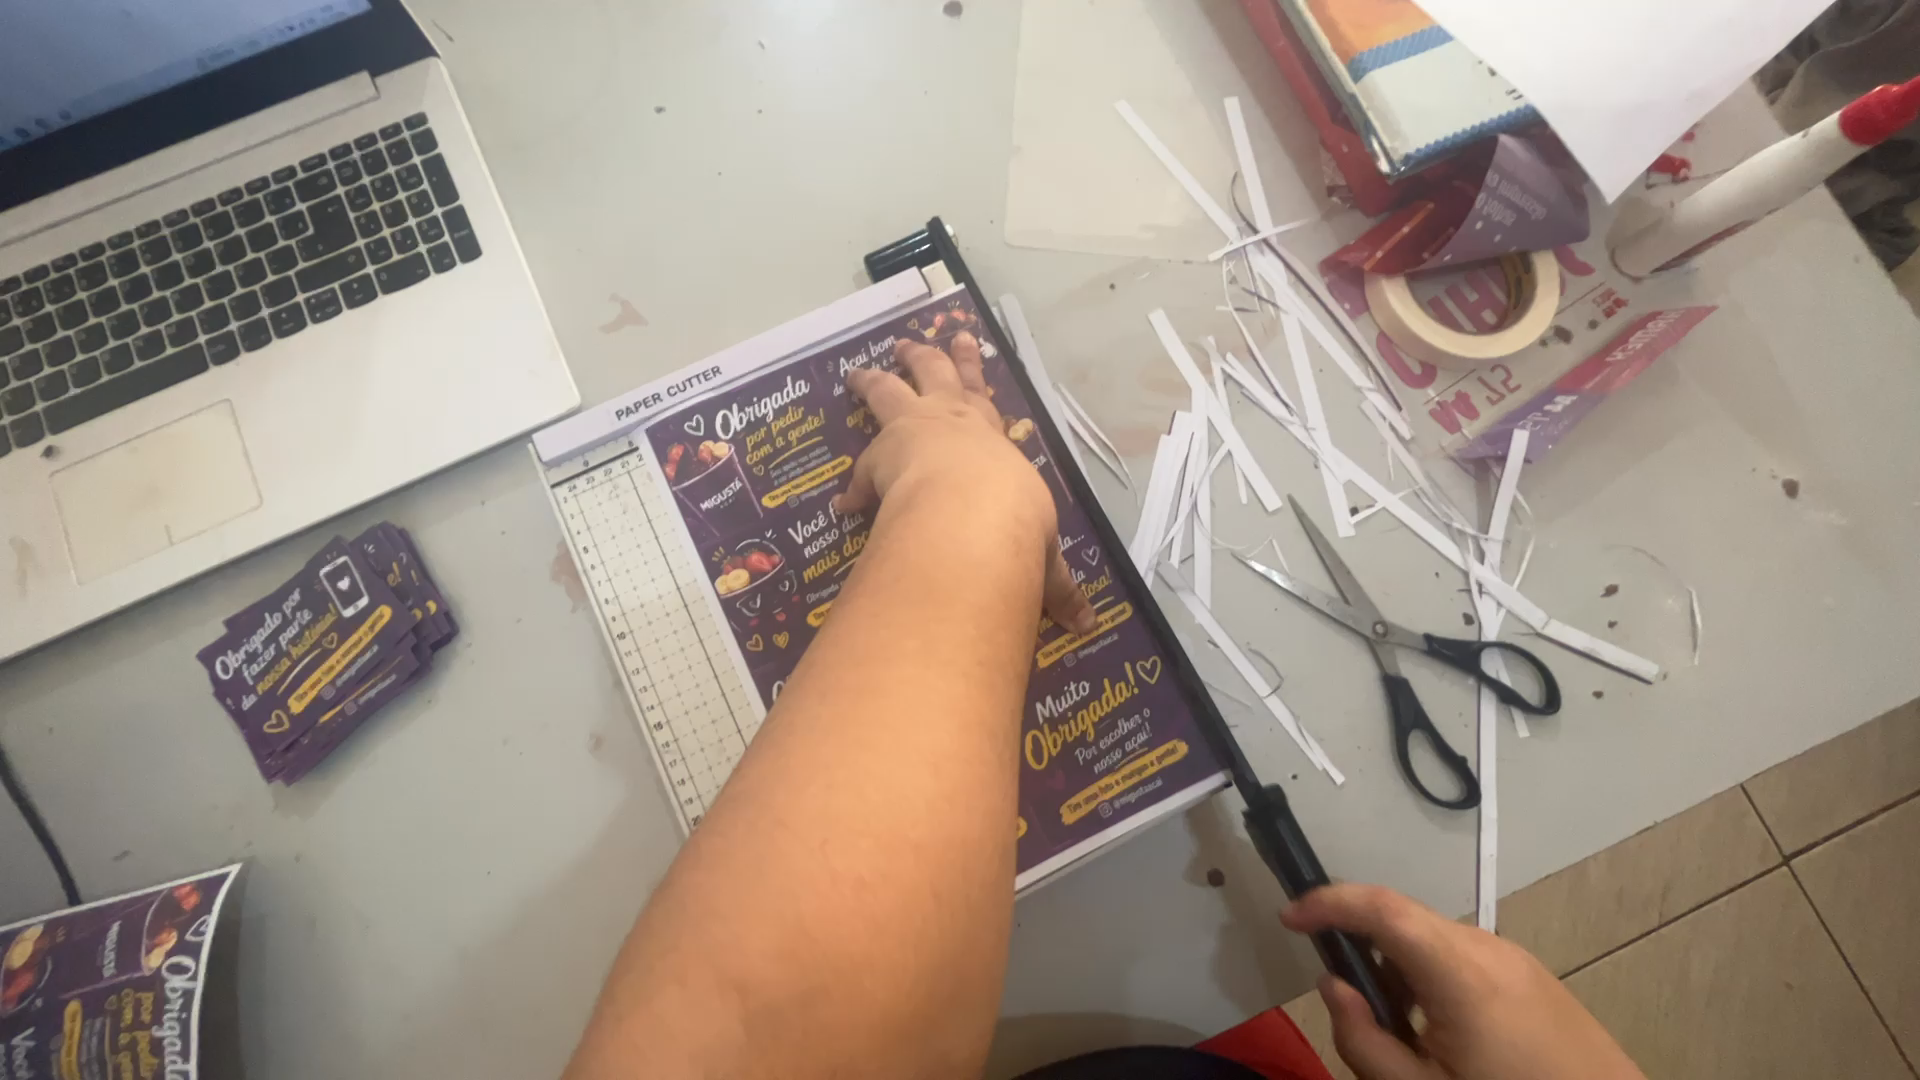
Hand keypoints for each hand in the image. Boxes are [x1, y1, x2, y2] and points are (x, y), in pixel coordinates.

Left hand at [832, 332, 1096, 635]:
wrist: (975, 508)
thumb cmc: (1014, 519)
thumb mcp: (1040, 552)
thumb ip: (1056, 587)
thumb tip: (1086, 626)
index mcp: (992, 438)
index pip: (984, 401)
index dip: (974, 377)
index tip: (965, 348)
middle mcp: (957, 422)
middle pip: (940, 376)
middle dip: (929, 358)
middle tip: (912, 342)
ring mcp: (919, 426)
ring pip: (895, 389)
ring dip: (881, 377)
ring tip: (862, 369)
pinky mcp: (885, 447)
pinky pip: (862, 460)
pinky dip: (855, 484)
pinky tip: (842, 502)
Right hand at [1282, 885, 1646, 1079]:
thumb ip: (1363, 1040)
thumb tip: (1332, 985)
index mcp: (1461, 972)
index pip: (1380, 906)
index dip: (1327, 902)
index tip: (1289, 919)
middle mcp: (1488, 949)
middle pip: (1401, 918)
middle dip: (1357, 938)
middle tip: (1340, 987)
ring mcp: (1517, 961)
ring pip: (1429, 937)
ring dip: (1395, 960)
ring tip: (1396, 1023)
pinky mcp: (1536, 979)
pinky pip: (1461, 956)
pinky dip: (1428, 973)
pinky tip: (1438, 1029)